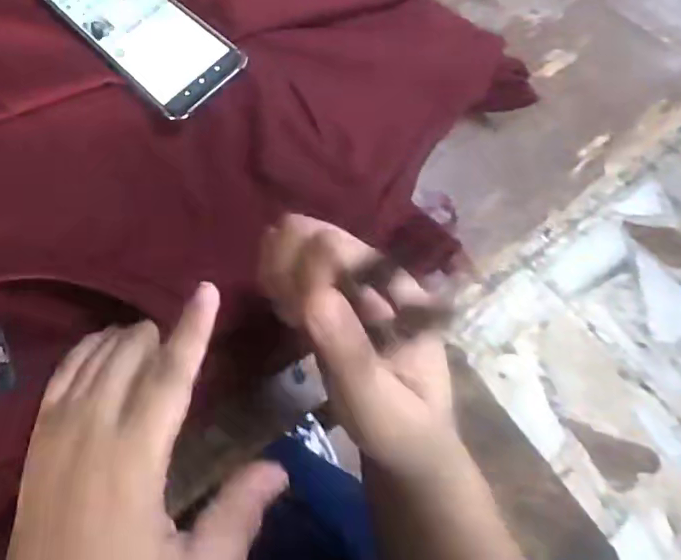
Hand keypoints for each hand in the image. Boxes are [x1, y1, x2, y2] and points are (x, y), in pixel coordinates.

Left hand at [7, 282, 289, 559]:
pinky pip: (62, 370)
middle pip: (129, 354)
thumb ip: (236, 514)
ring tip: (147, 341)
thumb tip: (279, 468)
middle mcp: (94, 424)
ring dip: (124, 339)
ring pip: (95, 355)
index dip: (192, 329)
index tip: (207, 290)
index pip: (171, 374)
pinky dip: (85, 349)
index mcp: (135, 454)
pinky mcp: (36, 435)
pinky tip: (100, 349)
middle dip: (157, 334)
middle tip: (179, 339)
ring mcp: (58, 426)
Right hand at [258, 215, 459, 481]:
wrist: (404, 446)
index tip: (295, 314)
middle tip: (288, 315)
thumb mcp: (380, 405)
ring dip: (279, 271)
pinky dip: (276, 279)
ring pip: (297, 242)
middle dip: (287, 265)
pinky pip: (291, 261)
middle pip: (315, 235)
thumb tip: (313, 296)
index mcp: (401, 290)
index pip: (341, 248)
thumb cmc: (400, 428)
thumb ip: (349, 353)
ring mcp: (351, 278)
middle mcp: (375, 272)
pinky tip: (284, 313)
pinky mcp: (329, 289)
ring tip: (288, 317)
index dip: (306, 270)